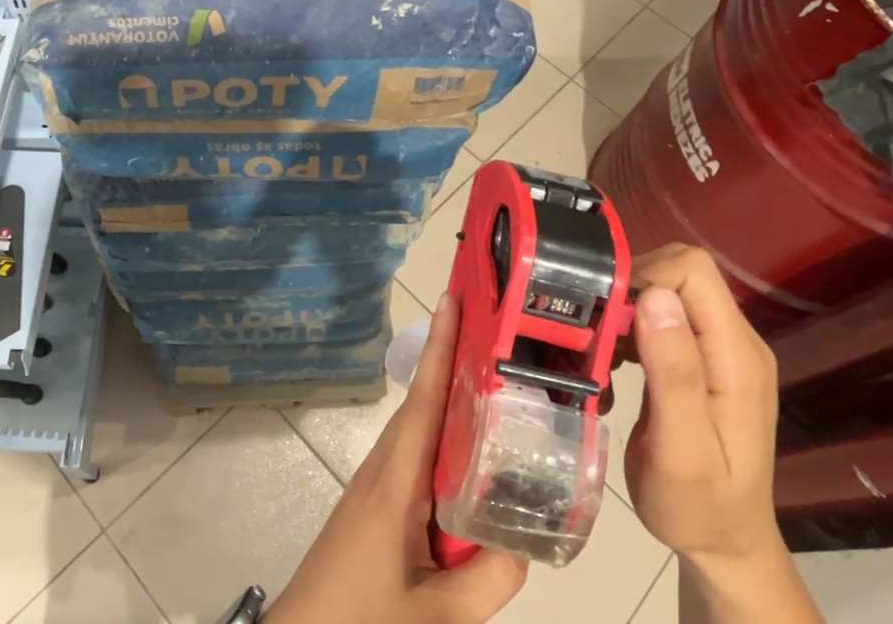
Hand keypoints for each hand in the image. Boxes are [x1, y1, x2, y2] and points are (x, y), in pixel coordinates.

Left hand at [266, 292, 528, 623]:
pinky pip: (418, 460)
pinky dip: (446, 445)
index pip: (425, 400)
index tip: (453, 300)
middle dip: (457, 364)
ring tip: (500, 385)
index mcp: (397, 481)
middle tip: (502, 336)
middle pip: (425, 406)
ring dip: (453, 404)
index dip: (441, 348)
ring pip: (422, 433)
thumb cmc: (364, 618)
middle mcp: (385, 469)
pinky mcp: (376, 505)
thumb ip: (494, 576)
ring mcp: (377, 485)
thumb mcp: (442, 612)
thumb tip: (527, 539)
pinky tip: (474, 459)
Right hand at [622, 244, 821, 622]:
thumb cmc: (698, 505)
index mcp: (736, 356)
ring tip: (601, 356)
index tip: (608, 321)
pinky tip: (613, 365)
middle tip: (598, 339)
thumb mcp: (683, 449)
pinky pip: (660, 316)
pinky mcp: (701, 359)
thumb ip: (673, 372)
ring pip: (665, 289)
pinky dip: (627, 330)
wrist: (723, 542)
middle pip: (679, 271)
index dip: (644, 279)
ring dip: (624, 312)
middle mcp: (734, 341)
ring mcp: (719, 349)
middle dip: (628, 291)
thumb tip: (655, 297)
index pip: (693, 270)